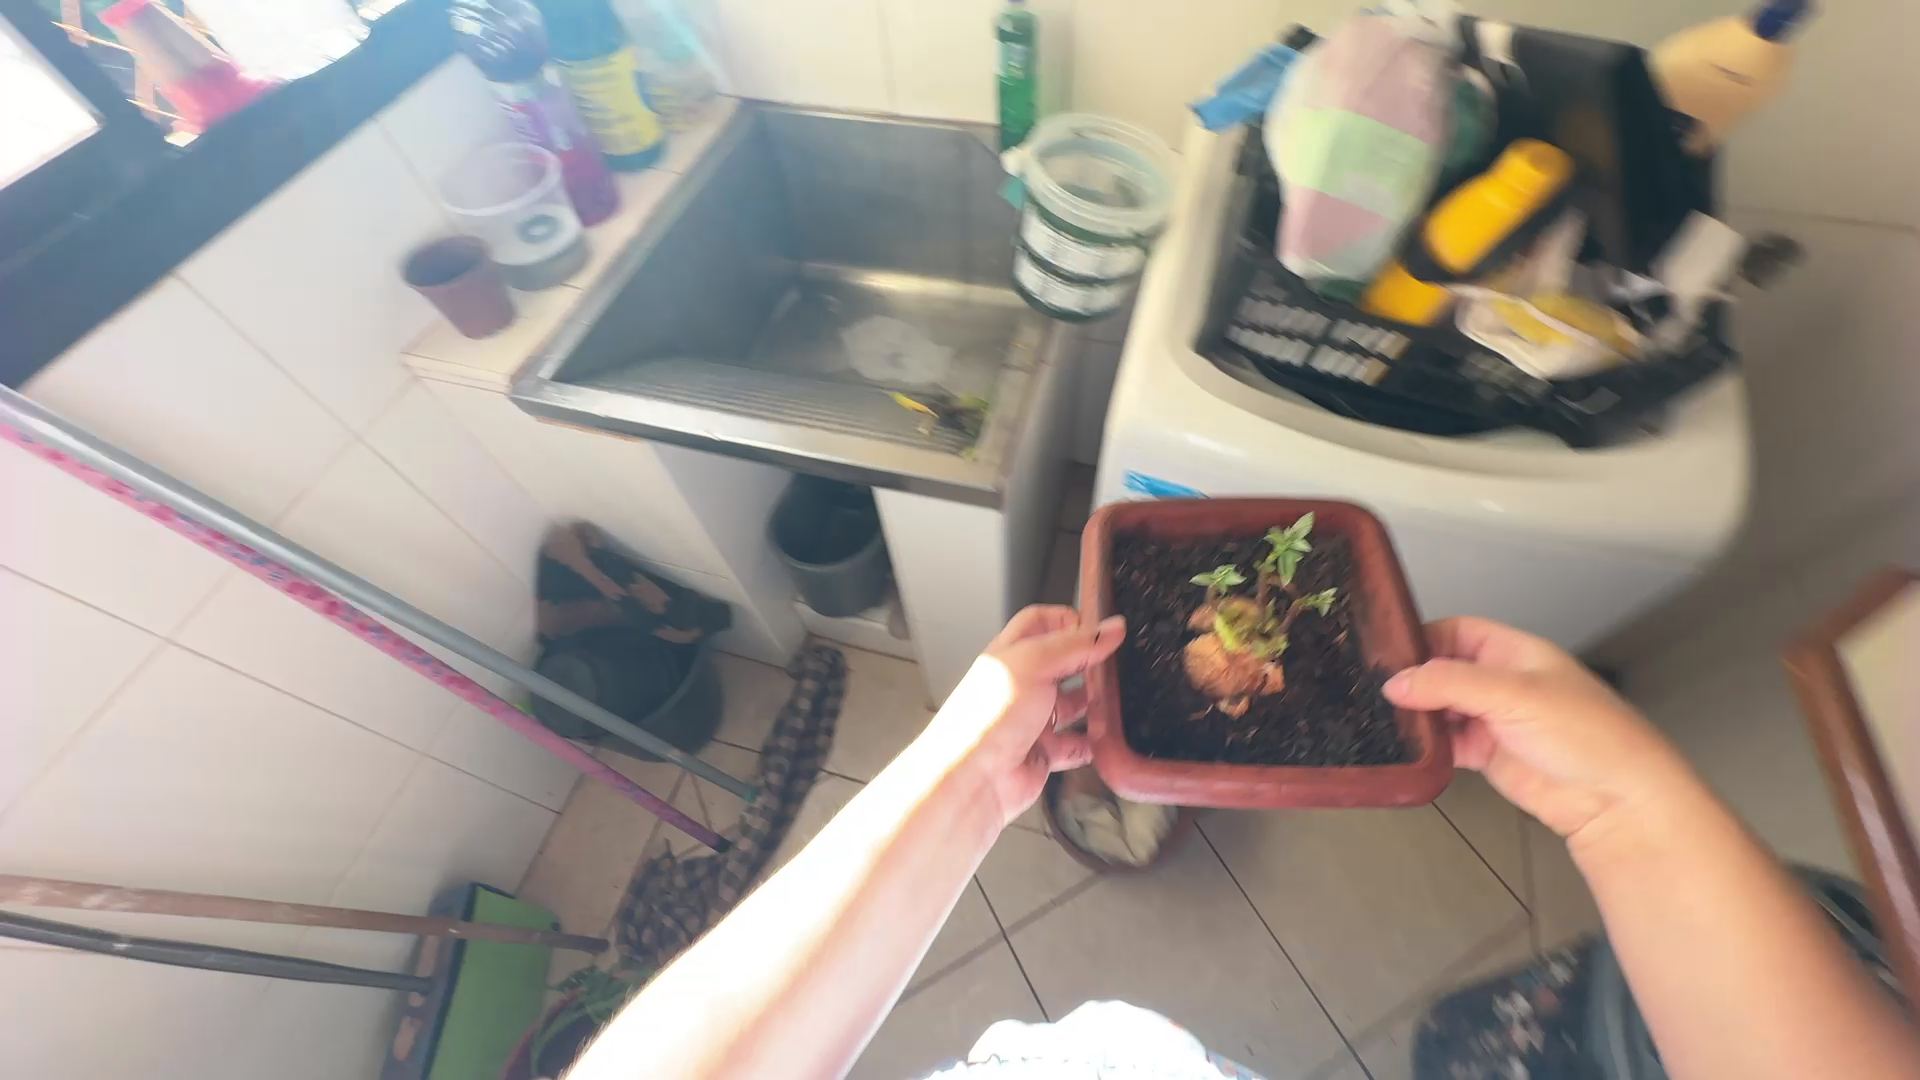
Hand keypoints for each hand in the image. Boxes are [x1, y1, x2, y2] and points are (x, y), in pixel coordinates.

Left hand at [924, 606, 1126, 827]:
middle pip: (1062, 663)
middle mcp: (1021, 683)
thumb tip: (1111, 627)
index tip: (1099, 628)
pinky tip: (1104, 740)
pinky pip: (1074, 745)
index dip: (1068, 620)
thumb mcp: (1034, 663)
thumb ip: (1076, 644)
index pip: (1040, 622)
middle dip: (1088, 663)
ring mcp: (1032, 718)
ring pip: (1072, 704)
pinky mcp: (1042, 751)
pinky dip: (1091, 744)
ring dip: (1094, 704)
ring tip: (1113, 701)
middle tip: (1113, 665)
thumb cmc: (987, 716)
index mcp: (1012, 653)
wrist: (972, 776)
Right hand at [1383, 616, 1696, 847]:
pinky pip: (1444, 740)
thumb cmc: (1589, 737)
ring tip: (1392, 717)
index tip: (1391, 654)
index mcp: (1514, 653)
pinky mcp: (1485, 752)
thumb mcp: (1515, 694)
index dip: (1424, 638)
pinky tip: (1412, 744)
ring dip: (1418, 713)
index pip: (1457, 631)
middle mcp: (1500, 682)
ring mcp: (1492, 718)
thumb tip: (1396, 682)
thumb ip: (1449, 683)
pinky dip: (1427, 742)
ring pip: (1438, 706)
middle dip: (1414, 679)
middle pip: (1441, 669)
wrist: (1617, 805)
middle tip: (1383, 689)